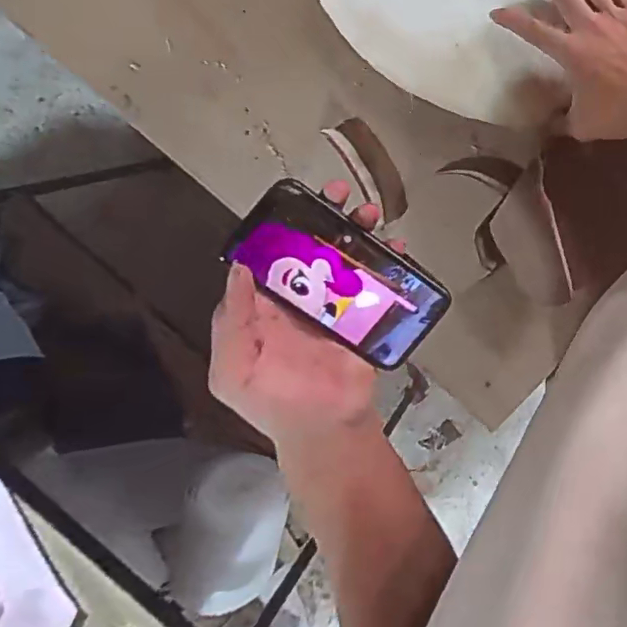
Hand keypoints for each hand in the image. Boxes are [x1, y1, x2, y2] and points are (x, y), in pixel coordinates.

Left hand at [209, 181, 400, 449]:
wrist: (324, 431)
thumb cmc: (270, 403)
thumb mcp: (233, 368)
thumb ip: (232, 320)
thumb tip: (240, 267)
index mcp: (266, 305)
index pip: (272, 256)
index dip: (282, 226)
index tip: (296, 204)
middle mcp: (300, 298)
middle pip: (314, 247)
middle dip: (325, 217)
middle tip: (339, 195)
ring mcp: (334, 305)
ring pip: (346, 257)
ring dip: (357, 231)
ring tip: (368, 216)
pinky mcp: (364, 316)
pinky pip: (375, 283)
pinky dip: (387, 262)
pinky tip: (395, 247)